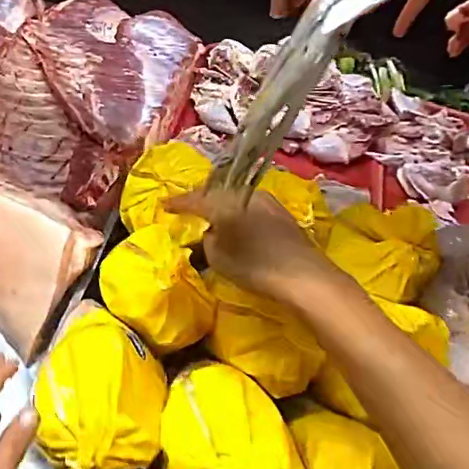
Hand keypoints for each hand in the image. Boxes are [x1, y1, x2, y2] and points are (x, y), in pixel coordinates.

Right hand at [169, 188, 331, 300]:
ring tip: (211, 215)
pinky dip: (238, 210)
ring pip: (234, 196)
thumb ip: (207, 239)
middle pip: (215, 192)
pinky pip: (248, 204)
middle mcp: (243, 193)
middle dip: (200, 199)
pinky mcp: (280, 210)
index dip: (178, 203)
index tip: (164, 205)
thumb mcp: (218, 258)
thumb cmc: (255, 267)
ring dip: (221, 204)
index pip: (194, 199)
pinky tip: (236, 221)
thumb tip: (210, 231)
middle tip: (187, 208)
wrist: (304, 276)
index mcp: (223, 202)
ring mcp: (264, 199)